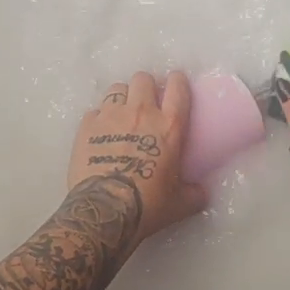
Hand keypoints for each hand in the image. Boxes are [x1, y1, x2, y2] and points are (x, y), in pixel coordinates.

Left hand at [68, 71, 207, 241]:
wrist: (105, 211)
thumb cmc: (147, 205)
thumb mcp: (180, 204)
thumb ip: (194, 193)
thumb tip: (203, 192)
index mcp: (169, 126)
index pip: (177, 87)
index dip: (177, 80)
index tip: (175, 84)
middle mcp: (141, 112)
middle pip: (143, 79)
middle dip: (145, 87)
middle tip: (145, 104)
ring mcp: (111, 116)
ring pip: (116, 88)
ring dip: (121, 99)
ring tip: (120, 115)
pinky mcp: (87, 125)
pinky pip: (94, 111)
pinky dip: (98, 119)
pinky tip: (99, 134)